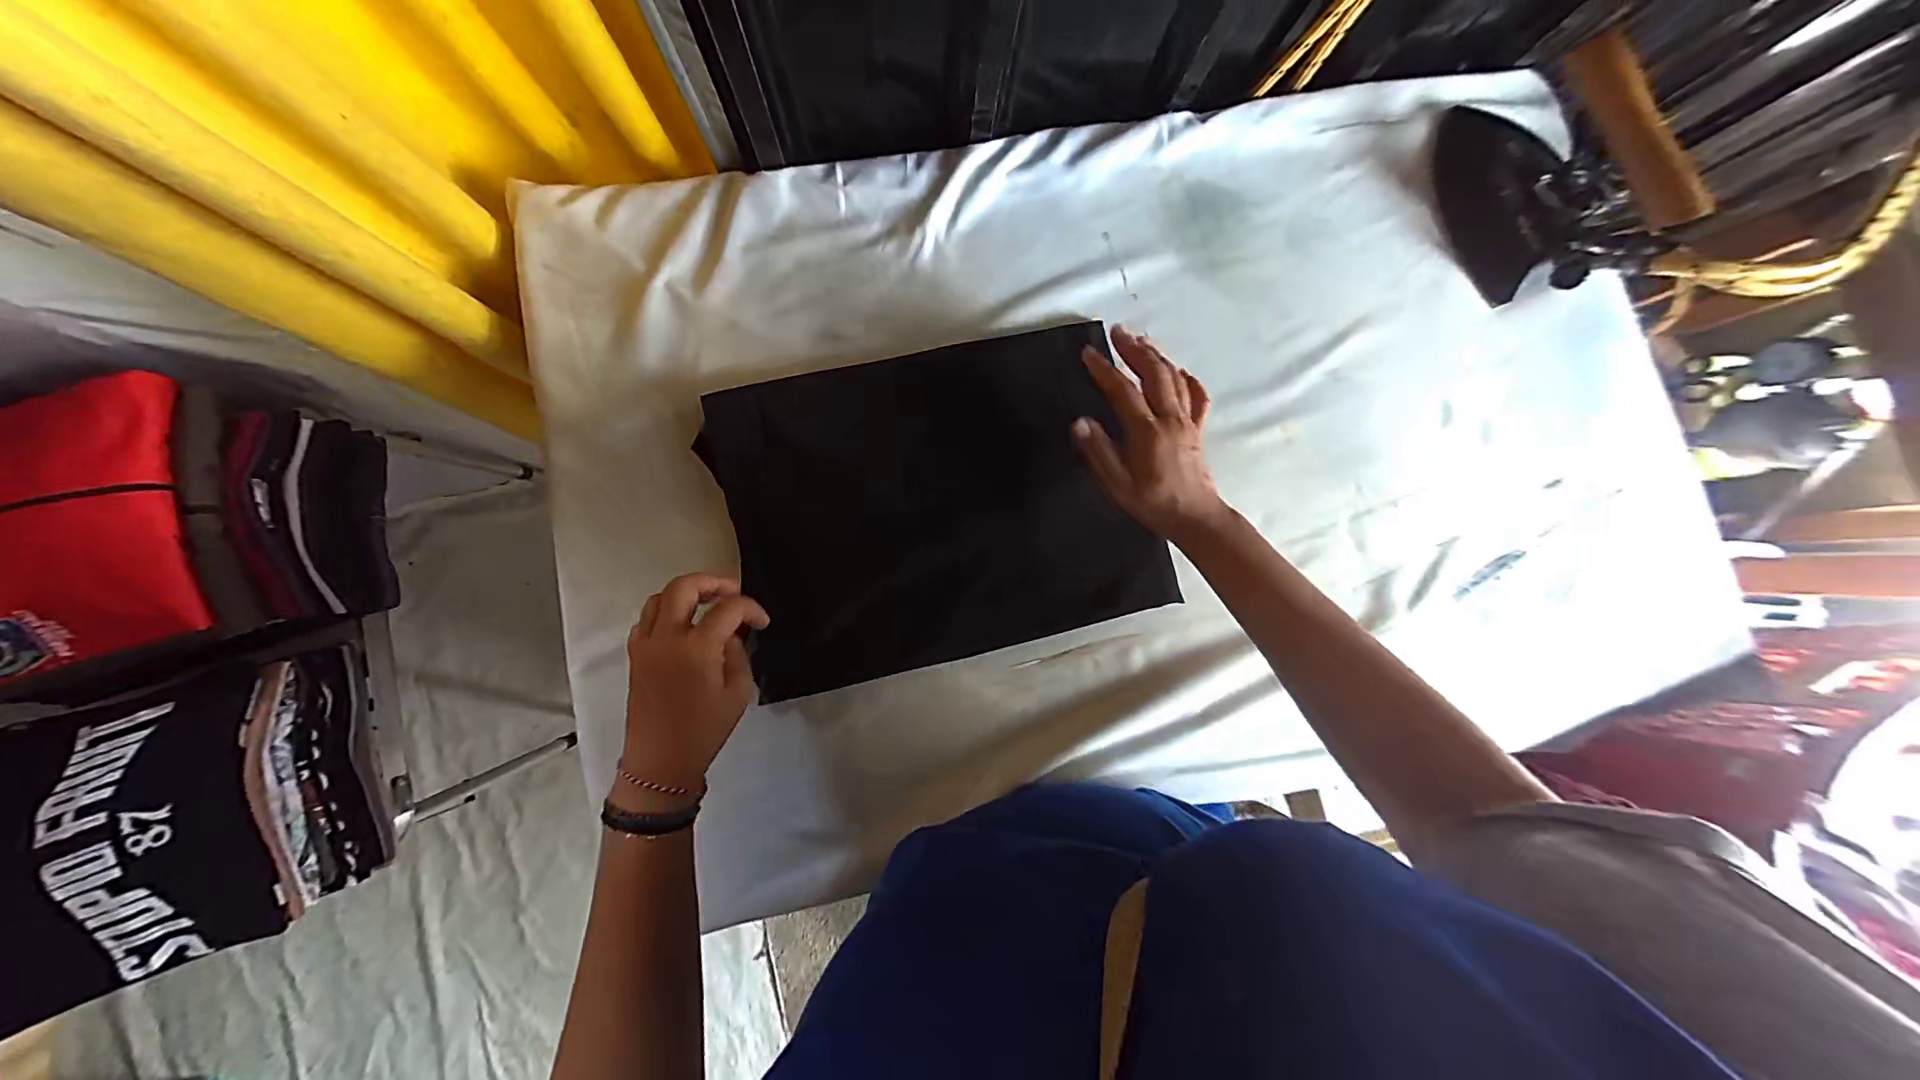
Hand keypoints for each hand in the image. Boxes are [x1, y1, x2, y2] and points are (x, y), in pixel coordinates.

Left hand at [620, 573, 769, 801]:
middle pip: (684, 586)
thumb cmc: (704, 730)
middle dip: (713, 582)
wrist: (660, 761)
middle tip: (732, 592)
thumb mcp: (738, 692)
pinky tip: (683, 627)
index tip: (762, 622)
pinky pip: (647, 619)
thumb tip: (730, 634)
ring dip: (686, 594)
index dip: (751, 608)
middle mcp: (667, 637)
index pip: (729, 608)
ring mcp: (646, 644)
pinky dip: (666, 612)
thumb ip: (737, 653)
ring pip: (660, 597)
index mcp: (697, 647)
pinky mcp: (635, 655)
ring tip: (708, 605)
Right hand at [1073, 326, 1230, 542]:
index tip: (1088, 353)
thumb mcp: (1118, 486)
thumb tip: (1080, 423)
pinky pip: (1197, 396)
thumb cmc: (1154, 504)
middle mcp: (1170, 419)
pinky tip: (1179, 371)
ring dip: (1156, 356)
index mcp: (1147, 431)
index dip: (1104, 369)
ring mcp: (1187, 422)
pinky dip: (1187, 379)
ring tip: (1140, 341)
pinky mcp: (1198, 429)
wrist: (1196, 518)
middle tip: (1117, 332)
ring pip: (1174, 378)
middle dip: (1133, 349)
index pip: (1122, 390)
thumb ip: (1099, 453)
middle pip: (1153, 373)